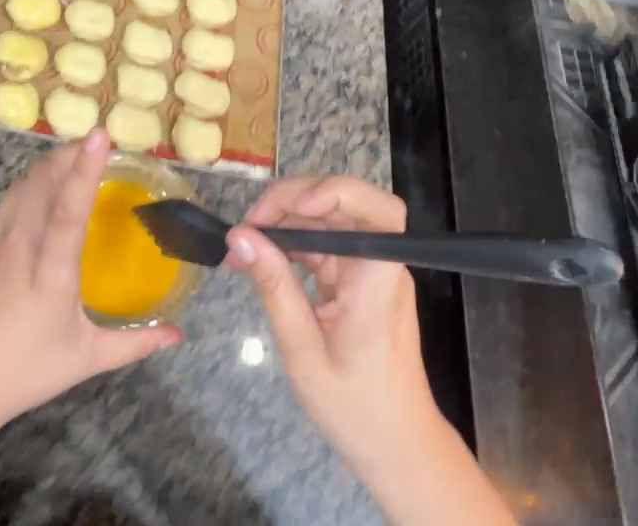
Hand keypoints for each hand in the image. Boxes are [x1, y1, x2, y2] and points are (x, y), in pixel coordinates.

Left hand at [0, 130, 182, 434]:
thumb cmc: (26, 373)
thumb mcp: (87, 359)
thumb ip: (136, 344)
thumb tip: (179, 334)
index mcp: (51, 274)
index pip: (69, 212)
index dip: (84, 171)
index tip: (98, 137)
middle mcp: (18, 249)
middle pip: (43, 188)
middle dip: (68, 158)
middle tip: (92, 146)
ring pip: (17, 190)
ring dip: (42, 167)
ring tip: (66, 153)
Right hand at [225, 177, 432, 462]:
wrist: (396, 444)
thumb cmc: (355, 407)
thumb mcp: (303, 350)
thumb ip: (274, 287)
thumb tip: (241, 236)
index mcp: (378, 278)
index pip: (378, 210)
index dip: (337, 192)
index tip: (293, 208)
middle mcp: (380, 263)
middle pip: (345, 204)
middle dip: (292, 202)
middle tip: (248, 225)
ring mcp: (370, 269)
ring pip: (330, 218)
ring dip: (286, 221)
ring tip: (246, 242)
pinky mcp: (358, 279)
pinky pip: (325, 243)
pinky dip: (292, 243)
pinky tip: (262, 257)